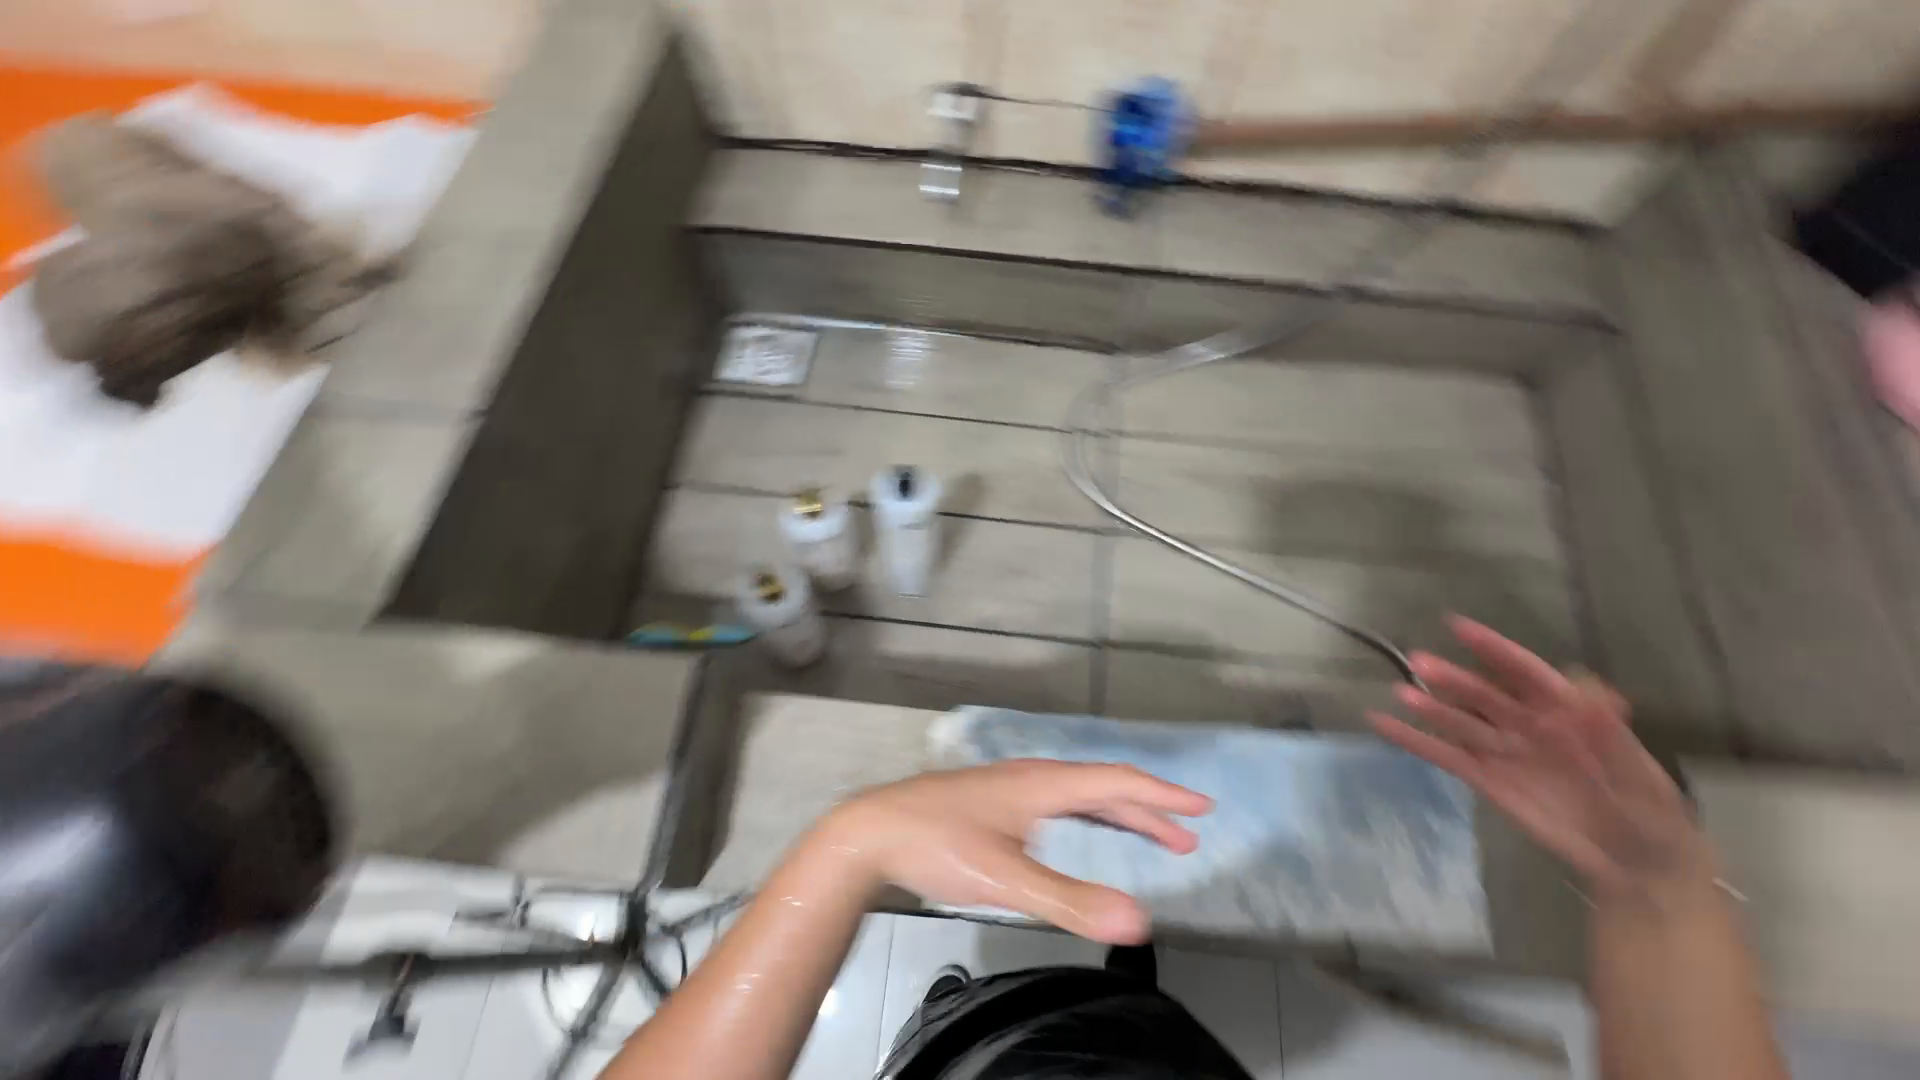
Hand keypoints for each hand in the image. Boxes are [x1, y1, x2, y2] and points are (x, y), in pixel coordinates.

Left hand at [818, 760, 1212, 943]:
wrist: (872, 833)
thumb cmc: (938, 846)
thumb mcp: (1004, 879)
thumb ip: (1068, 900)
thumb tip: (1140, 923)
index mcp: (1042, 784)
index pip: (1115, 782)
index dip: (1161, 796)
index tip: (1201, 808)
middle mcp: (1032, 777)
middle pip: (1102, 788)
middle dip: (1148, 810)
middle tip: (1189, 835)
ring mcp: (1011, 787)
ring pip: (1079, 795)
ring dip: (1120, 814)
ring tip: (1155, 839)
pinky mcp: (995, 803)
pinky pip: (1059, 803)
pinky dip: (1088, 815)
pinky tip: (1083, 831)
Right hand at [1369, 616, 1709, 898]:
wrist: (1638, 866)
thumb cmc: (1650, 814)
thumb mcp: (1641, 777)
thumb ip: (1612, 735)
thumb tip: (1593, 687)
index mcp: (1566, 714)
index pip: (1524, 673)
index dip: (1493, 649)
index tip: (1457, 627)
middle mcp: (1527, 726)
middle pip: (1484, 695)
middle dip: (1452, 678)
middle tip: (1420, 662)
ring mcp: (1503, 753)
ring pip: (1459, 722)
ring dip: (1429, 707)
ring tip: (1398, 692)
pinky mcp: (1486, 781)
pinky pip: (1444, 756)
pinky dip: (1413, 741)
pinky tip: (1382, 724)